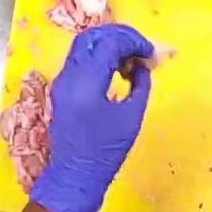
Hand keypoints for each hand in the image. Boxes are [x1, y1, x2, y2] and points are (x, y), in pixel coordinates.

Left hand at [30, 23, 153, 211]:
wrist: (75, 175)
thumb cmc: (105, 151)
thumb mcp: (131, 117)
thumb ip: (140, 86)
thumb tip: (143, 67)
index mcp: (86, 81)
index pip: (109, 42)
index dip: (134, 41)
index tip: (150, 53)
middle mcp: (69, 75)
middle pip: (93, 37)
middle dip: (120, 37)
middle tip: (140, 50)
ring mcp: (62, 82)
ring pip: (84, 47)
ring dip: (108, 46)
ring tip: (130, 63)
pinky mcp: (61, 90)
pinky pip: (79, 62)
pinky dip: (98, 58)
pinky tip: (116, 73)